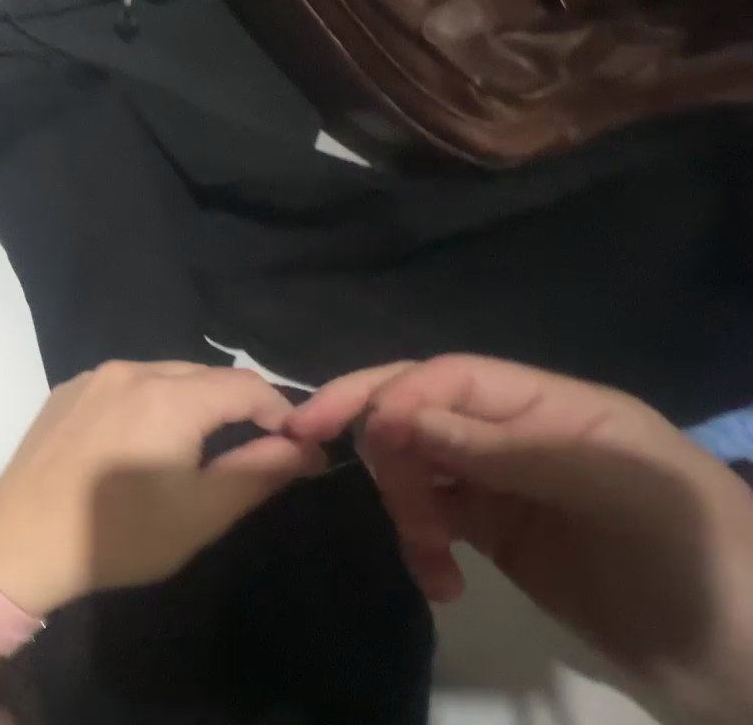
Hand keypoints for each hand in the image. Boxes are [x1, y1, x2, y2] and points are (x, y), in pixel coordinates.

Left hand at [0, 361, 324, 615]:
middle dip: (238, 407)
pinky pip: (124, 385)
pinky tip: (145, 441)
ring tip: (202, 448)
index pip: (246, 384)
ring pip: (161, 376)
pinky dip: (149, 403)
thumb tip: (303, 446)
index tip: (297, 450)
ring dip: (192, 403)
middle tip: (255, 452)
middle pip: (203, 375)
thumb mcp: (203, 511)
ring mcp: (90, 378)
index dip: (282, 413)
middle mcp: (128, 371)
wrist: (22, 538)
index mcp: (167, 395)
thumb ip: (259, 471)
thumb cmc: (121, 533)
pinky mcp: (65, 392)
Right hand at [287, 355, 752, 717]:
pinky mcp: (486, 529)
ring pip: (407, 467)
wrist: (749, 669)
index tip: (336, 430)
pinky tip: (437, 580)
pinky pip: (423, 517)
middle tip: (367, 492)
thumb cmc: (695, 559)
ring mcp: (497, 482)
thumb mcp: (610, 491)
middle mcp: (514, 433)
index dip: (387, 394)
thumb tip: (391, 416)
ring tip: (428, 557)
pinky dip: (415, 544)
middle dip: (383, 451)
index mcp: (550, 406)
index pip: (444, 377)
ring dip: (401, 508)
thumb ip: (501, 448)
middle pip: (412, 414)